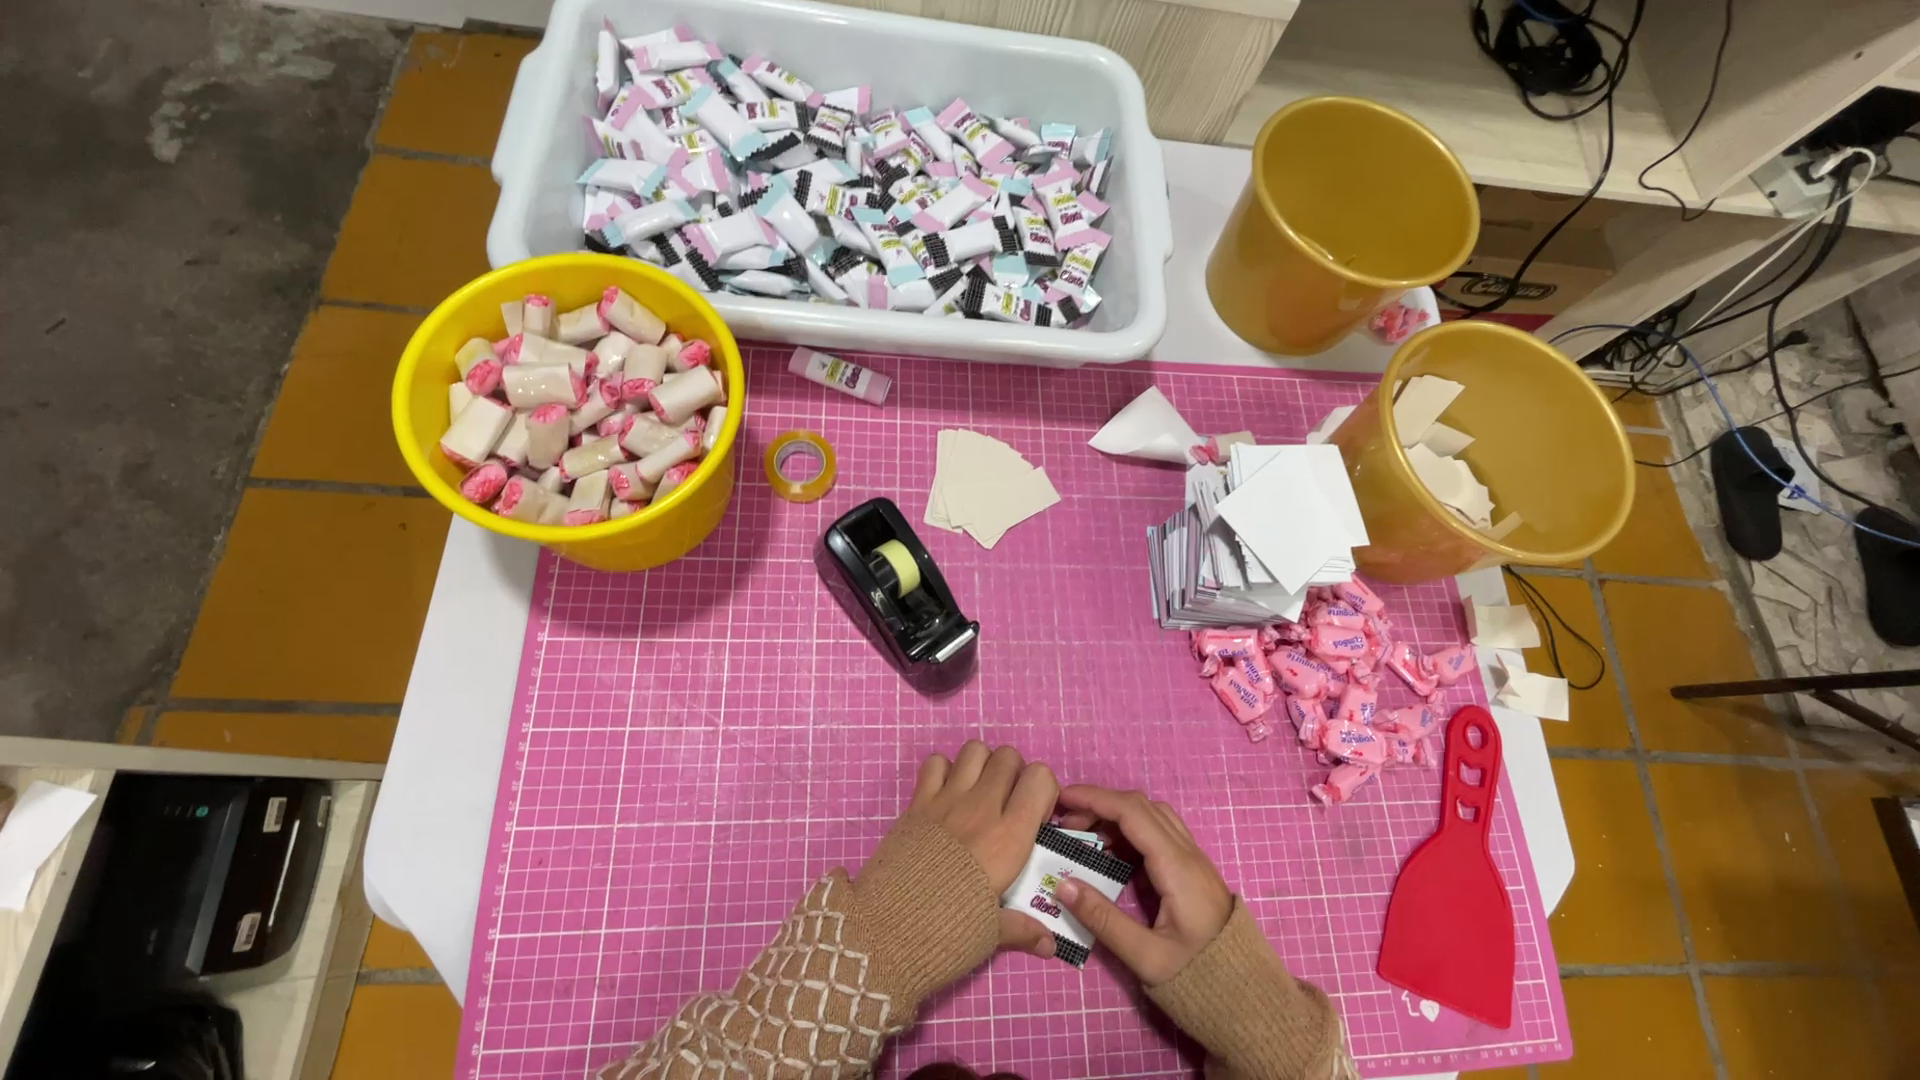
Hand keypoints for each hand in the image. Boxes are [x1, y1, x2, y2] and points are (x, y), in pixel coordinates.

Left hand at [908, 741, 1059, 957]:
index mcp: (1010, 837)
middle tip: (1007, 804)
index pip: (1040, 778)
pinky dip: (944, 771)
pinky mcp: (918, 802)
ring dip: (982, 765)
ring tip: (979, 793)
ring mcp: (947, 801)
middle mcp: (982, 808)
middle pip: (1007, 756)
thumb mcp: (990, 934)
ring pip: (974, 750)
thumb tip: (1048, 945)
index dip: (1043, 790)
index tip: (1036, 817)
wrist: (887, 931)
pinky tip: (946, 796)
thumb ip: (1021, 929)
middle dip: (1013, 774)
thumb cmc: (945, 933)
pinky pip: (935, 762)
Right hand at [1054, 786, 1232, 984]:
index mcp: (1177, 867)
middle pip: (1141, 806)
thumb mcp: (1147, 958)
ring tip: (1086, 837)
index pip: (1132, 812)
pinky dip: (1131, 831)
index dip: (1095, 799)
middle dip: (1100, 805)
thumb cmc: (1200, 980)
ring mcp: (1194, 861)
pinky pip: (1161, 833)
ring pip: (1153, 816)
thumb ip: (1104, 920)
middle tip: (1066, 825)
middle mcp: (1188, 854)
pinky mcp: (1194, 872)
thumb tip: (1062, 884)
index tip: (1062, 799)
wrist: (1251, 1001)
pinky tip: (1113, 854)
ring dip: (1117, 815)